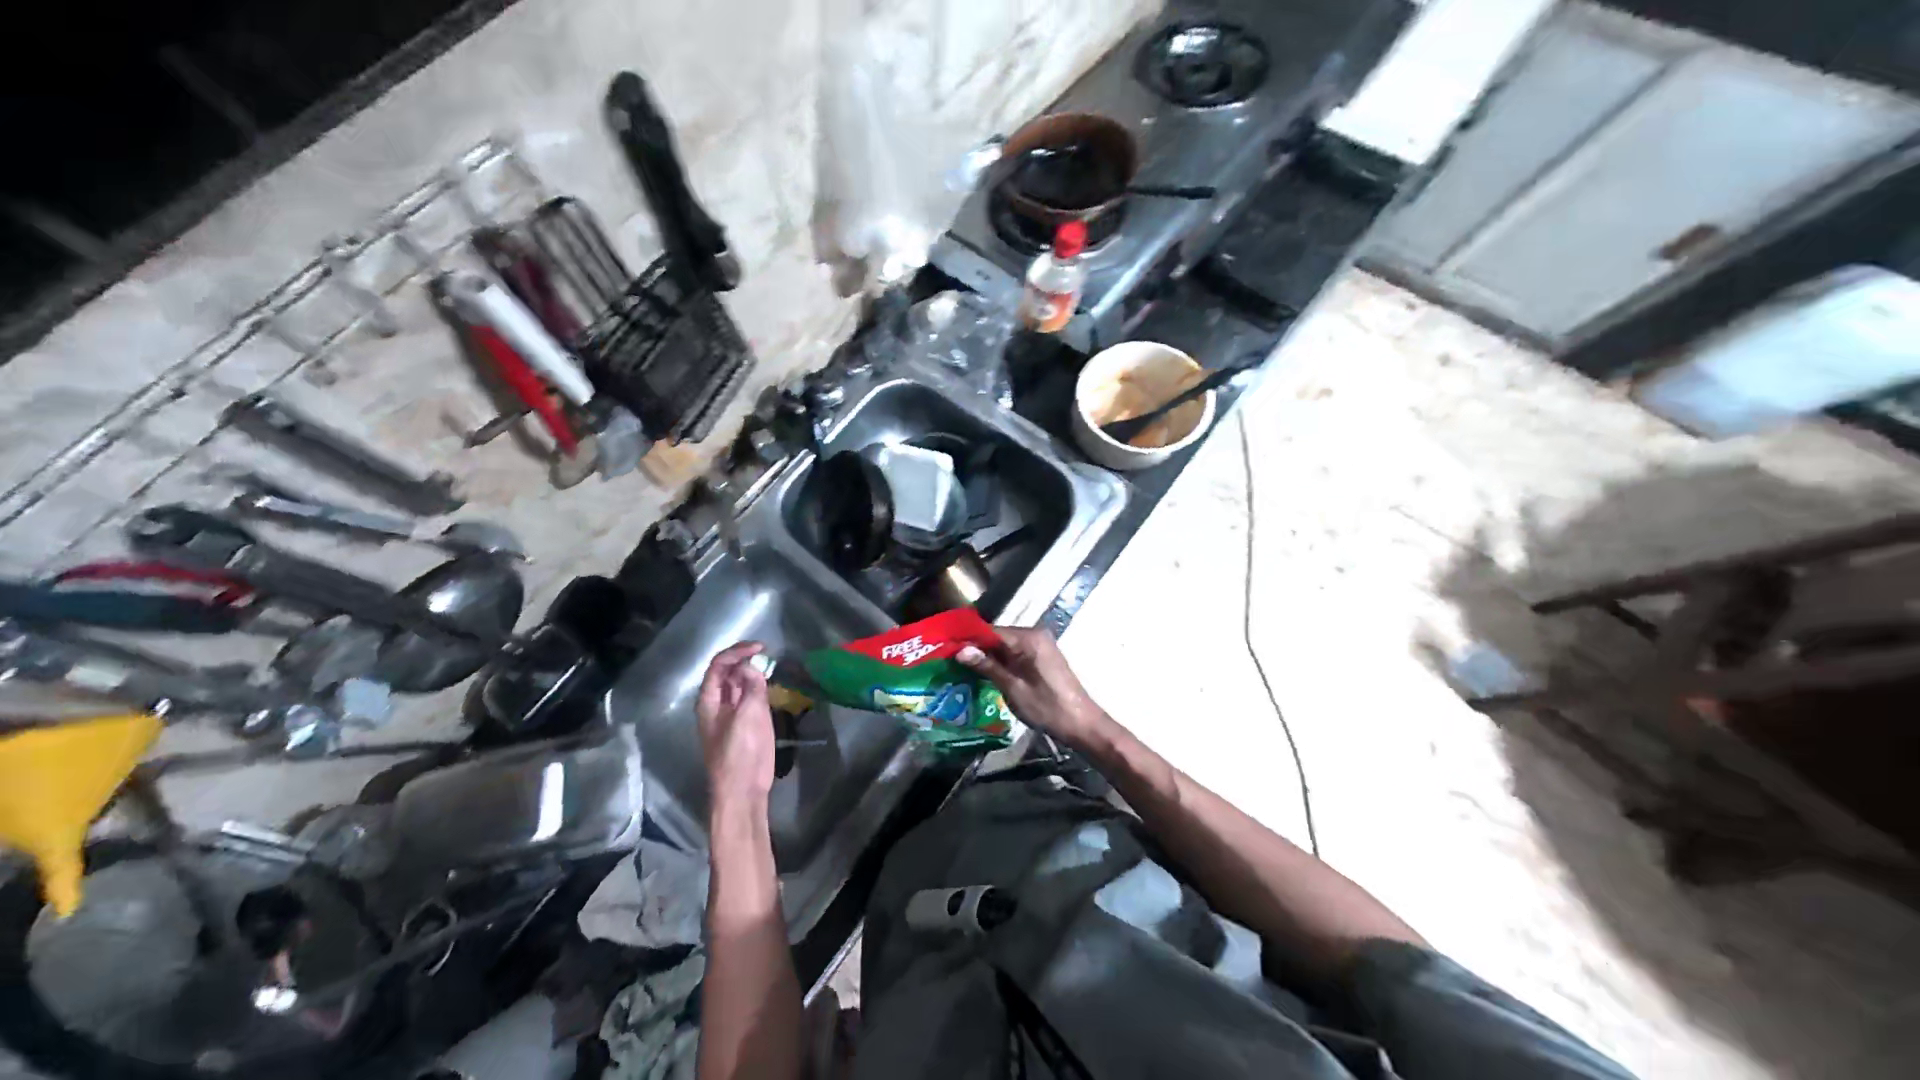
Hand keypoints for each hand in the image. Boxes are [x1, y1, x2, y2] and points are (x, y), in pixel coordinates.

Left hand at [697, 642, 775, 807]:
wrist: (743, 788)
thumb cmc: (739, 753)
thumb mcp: (746, 716)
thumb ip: (751, 688)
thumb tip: (753, 667)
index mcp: (709, 701)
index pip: (719, 666)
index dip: (737, 652)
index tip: (760, 647)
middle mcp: (719, 703)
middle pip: (728, 672)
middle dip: (745, 659)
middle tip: (767, 654)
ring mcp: (734, 713)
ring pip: (740, 683)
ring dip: (753, 671)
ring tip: (770, 665)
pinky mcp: (748, 722)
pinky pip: (751, 697)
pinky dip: (760, 686)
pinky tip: (771, 682)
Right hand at [957, 627, 1116, 752]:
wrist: (1081, 724)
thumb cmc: (1047, 708)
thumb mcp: (1013, 688)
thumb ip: (987, 667)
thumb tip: (960, 649)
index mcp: (1029, 638)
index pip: (990, 631)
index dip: (967, 639)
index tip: (945, 648)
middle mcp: (1034, 635)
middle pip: (996, 636)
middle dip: (974, 648)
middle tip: (948, 660)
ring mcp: (1039, 645)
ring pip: (1004, 646)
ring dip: (985, 656)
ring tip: (959, 668)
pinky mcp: (1041, 657)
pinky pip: (1014, 653)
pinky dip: (999, 662)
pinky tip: (982, 673)